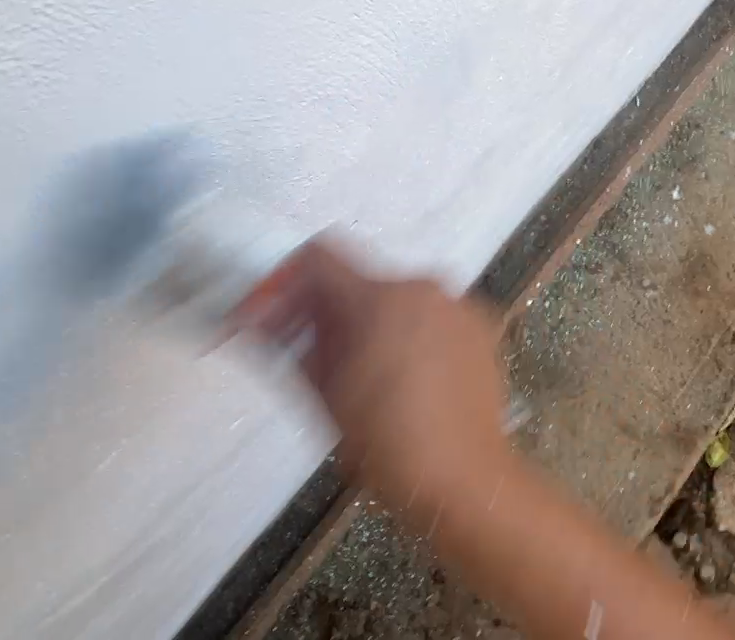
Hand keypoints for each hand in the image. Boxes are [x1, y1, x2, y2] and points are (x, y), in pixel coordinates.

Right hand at [230, 239, 510, 525]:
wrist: (466, 478)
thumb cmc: (389, 445)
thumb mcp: (324, 398)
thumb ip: (287, 345)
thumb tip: (253, 316)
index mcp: (381, 297)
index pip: (318, 256)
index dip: (282, 280)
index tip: (265, 316)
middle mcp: (424, 286)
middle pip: (359, 282)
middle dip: (326, 313)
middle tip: (307, 360)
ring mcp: (459, 304)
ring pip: (396, 301)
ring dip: (368, 326)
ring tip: (358, 381)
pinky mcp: (481, 325)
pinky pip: (430, 318)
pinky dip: (407, 337)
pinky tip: (403, 382)